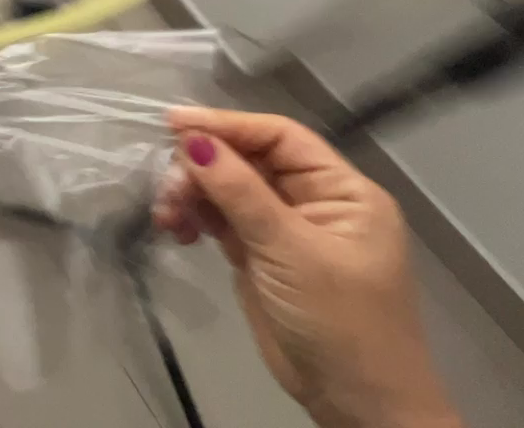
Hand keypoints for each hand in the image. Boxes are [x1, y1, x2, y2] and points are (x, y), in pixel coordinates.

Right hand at [154, 108, 460, 427]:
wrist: (357, 405)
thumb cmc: (341, 322)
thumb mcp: (289, 251)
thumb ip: (239, 191)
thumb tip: (192, 138)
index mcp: (341, 192)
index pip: (278, 137)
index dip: (226, 125)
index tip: (173, 124)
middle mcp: (312, 200)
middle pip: (243, 158)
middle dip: (200, 167)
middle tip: (168, 187)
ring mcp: (282, 226)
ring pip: (222, 185)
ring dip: (188, 193)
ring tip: (167, 216)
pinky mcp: (256, 250)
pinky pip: (215, 215)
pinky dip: (191, 216)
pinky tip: (174, 229)